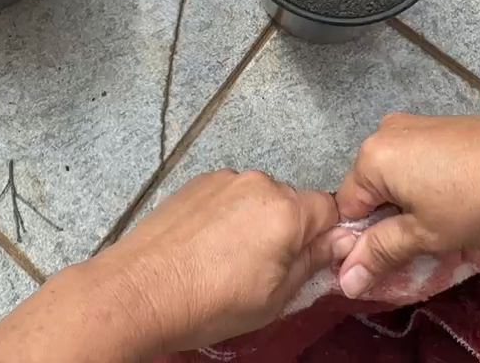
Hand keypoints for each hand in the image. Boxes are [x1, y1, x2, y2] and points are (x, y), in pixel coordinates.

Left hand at [76, 169, 349, 353]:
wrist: (142, 288)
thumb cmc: (211, 301)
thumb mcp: (276, 298)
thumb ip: (313, 264)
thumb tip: (338, 245)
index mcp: (286, 209)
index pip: (330, 209)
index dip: (327, 236)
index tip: (314, 260)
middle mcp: (259, 182)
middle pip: (292, 202)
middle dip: (288, 230)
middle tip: (266, 268)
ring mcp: (226, 178)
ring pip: (259, 198)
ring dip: (256, 221)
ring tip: (228, 258)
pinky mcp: (199, 181)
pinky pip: (229, 194)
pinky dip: (227, 215)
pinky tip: (207, 244)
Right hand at [334, 113, 479, 296]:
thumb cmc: (475, 201)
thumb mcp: (425, 235)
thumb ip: (380, 253)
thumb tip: (345, 279)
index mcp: (372, 157)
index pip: (345, 208)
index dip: (360, 241)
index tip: (385, 263)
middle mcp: (385, 132)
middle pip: (369, 188)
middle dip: (387, 221)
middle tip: (419, 247)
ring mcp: (413, 124)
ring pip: (395, 175)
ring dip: (408, 204)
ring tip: (442, 225)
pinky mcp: (438, 125)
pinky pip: (416, 160)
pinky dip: (425, 184)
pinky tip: (454, 200)